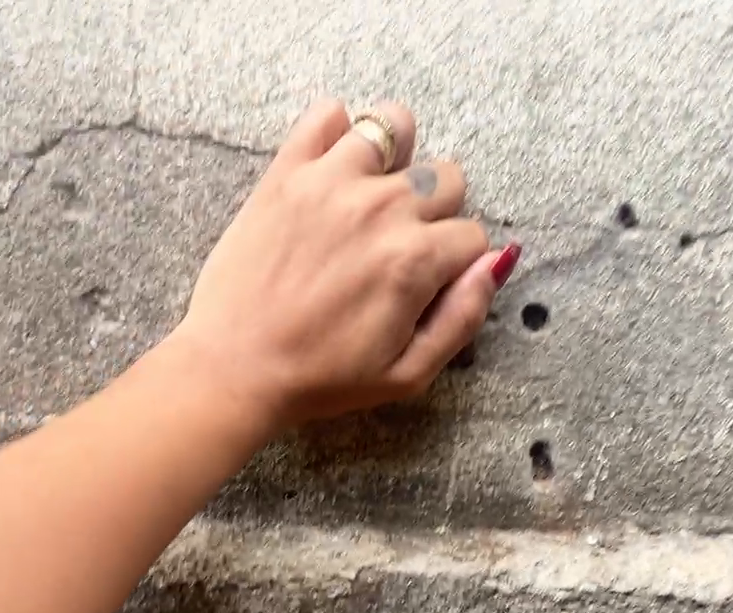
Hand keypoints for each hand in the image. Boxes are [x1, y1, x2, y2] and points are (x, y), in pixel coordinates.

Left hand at [169, 100, 518, 428]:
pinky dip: (337, 131)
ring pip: (397, 126)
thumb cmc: (320, 379)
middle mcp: (381, 209)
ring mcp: (332, 181)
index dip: (457, 264)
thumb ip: (462, 318)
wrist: (236, 368)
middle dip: (437, 212)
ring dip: (398, 157)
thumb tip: (496, 265)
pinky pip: (327, 113)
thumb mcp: (406, 374)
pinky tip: (332, 170)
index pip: (472, 235)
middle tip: (402, 246)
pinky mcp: (287, 171)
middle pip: (446, 178)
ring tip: (376, 193)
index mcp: (414, 261)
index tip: (429, 283)